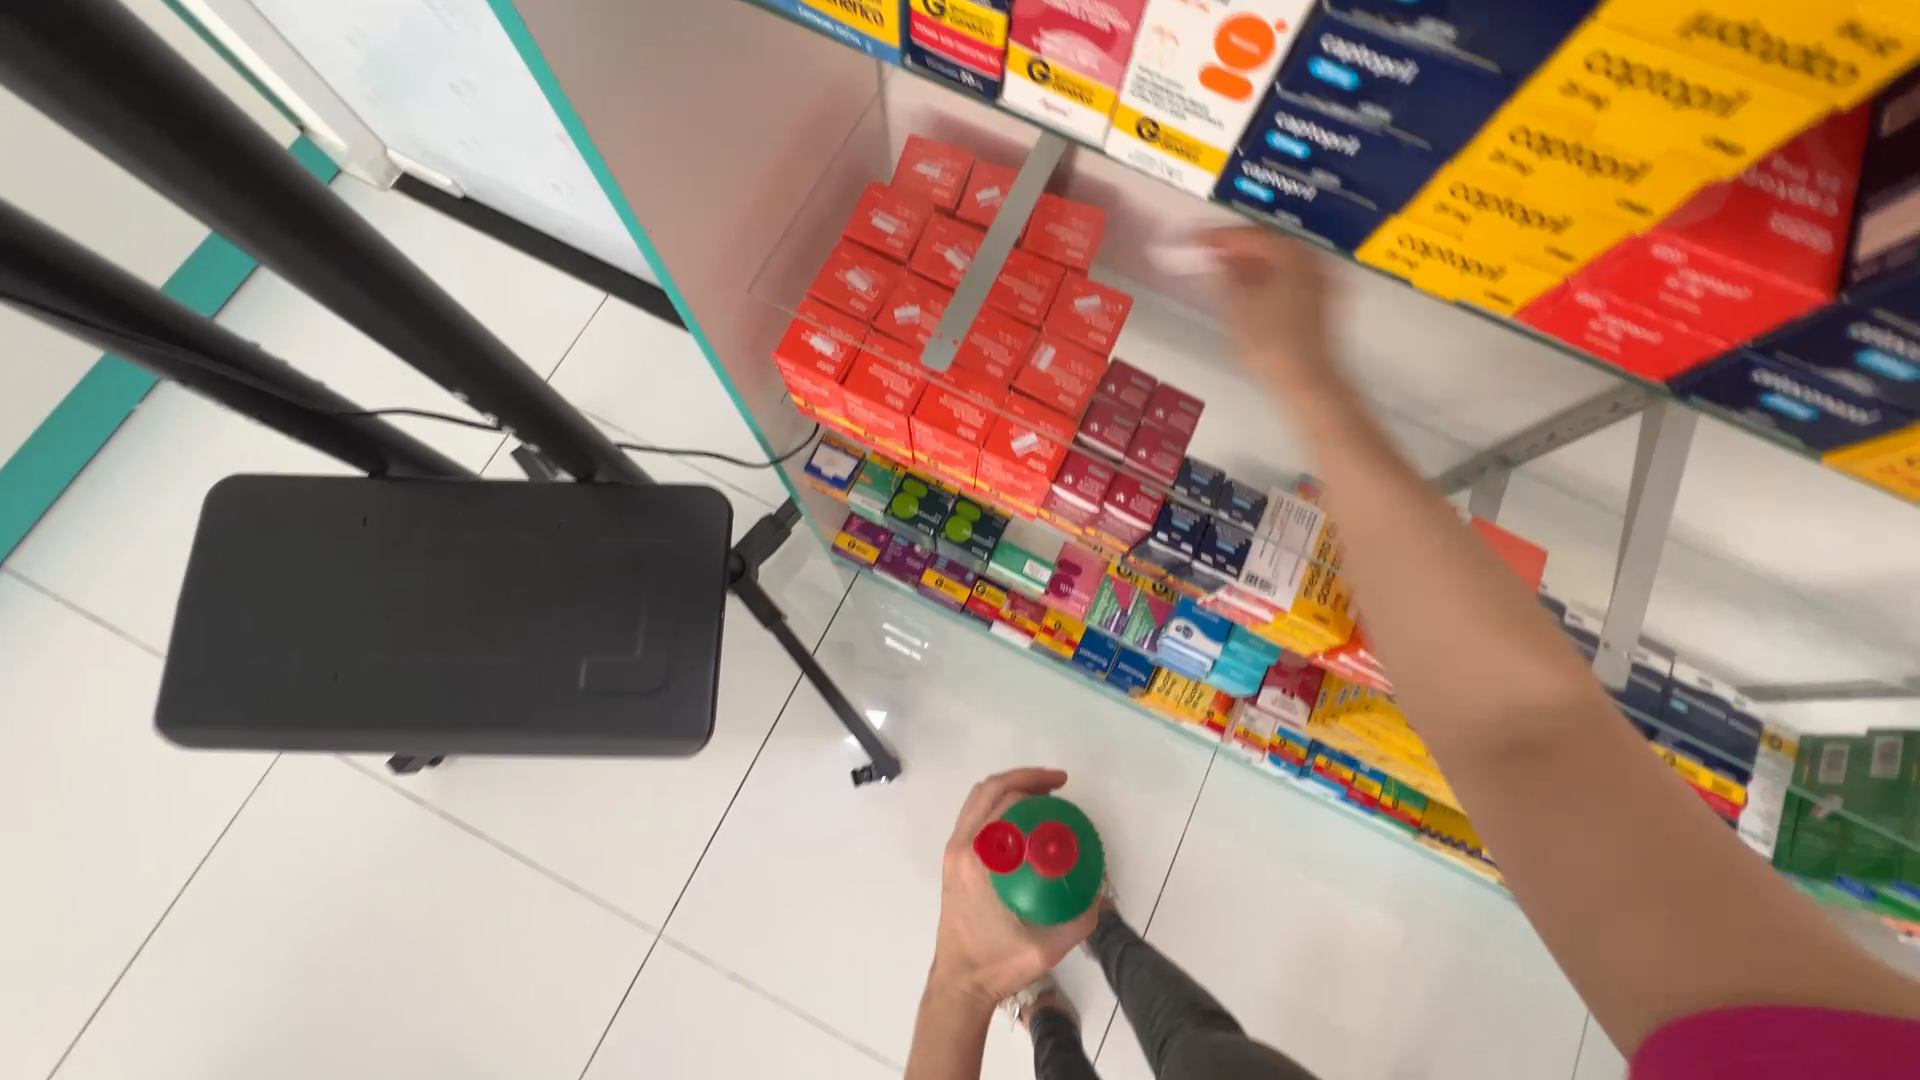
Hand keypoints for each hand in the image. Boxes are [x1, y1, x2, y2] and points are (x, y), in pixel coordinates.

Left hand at [929, 768, 1099, 1004]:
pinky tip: (1026, 821)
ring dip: (1009, 789)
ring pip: (978, 800)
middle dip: (1024, 778)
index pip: (1005, 802)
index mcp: (976, 857)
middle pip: (988, 790)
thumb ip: (1079, 920)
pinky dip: (999, 807)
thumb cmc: (996, 963)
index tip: (1063, 789)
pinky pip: (975, 817)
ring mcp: (953, 851)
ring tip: (1044, 795)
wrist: (958, 984)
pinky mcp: (953, 860)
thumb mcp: (1045, 946)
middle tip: (1057, 784)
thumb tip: (1099, 892)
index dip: (1034, 785)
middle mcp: (960, 845)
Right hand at [1203, 227, 1341, 394]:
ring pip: (1278, 263)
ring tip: (1222, 272)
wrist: (1305, 382)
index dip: (1218, 237)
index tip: (1194, 240)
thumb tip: (1215, 255)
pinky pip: (1287, 279)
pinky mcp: (1319, 304)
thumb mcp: (1235, 305)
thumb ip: (1222, 273)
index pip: (1249, 235)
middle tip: (1206, 253)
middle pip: (1268, 244)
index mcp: (1293, 254)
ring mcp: (1321, 283)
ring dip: (1249, 264)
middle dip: (1236, 248)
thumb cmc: (1271, 345)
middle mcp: (1312, 261)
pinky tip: (1247, 291)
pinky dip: (1265, 279)